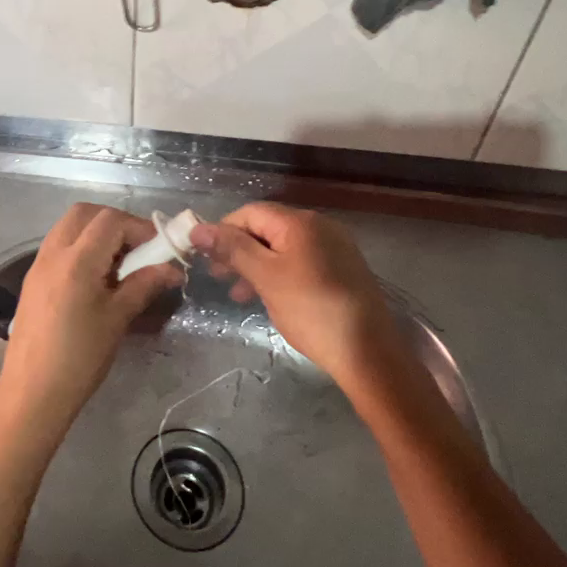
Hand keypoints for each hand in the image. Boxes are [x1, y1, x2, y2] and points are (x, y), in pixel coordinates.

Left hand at [0, 203, 183, 430]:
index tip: (159, 249)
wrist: (32, 393)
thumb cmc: (80, 358)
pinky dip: (80, 247)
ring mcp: (38, 265)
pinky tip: (96, 278)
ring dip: (96, 233)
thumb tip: (171, 269)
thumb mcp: (117, 319)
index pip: (111, 221)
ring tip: (119, 264)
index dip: (139, 228)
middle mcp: (53, 253)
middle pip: (85, 214)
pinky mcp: (33, 279)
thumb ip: (144, 285)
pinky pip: (58, 246)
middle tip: (138, 249)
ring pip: (69, 227)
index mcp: (77, 260)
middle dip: (115, 223)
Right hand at [191, 203, 403, 388]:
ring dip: (256, 265)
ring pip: (282, 247)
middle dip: (238, 249)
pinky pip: (300, 262)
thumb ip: (232, 249)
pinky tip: (268, 297)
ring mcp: (334, 248)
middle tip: (217, 275)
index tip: (204, 257)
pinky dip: (278, 274)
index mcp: (300, 222)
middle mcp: (319, 227)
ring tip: (238, 293)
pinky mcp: (341, 270)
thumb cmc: (312, 311)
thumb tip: (198, 229)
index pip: (250, 212)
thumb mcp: (266, 278)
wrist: (368, 353)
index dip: (223, 230)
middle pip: (267, 228)